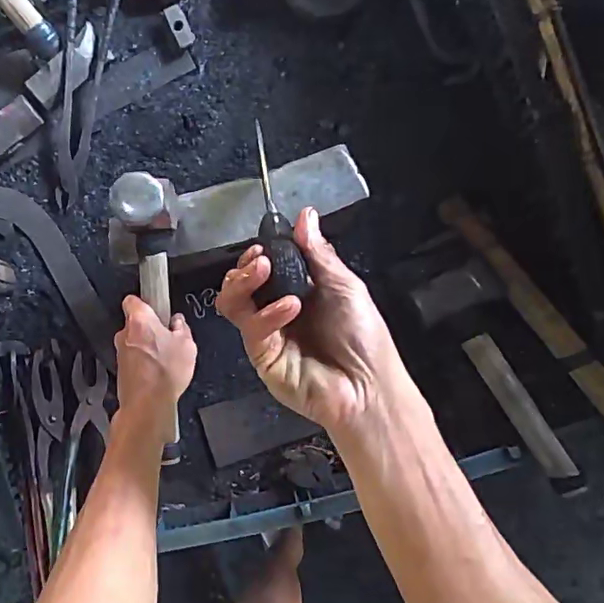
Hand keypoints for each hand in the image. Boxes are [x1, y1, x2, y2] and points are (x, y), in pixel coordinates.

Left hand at [114, 295, 196, 414]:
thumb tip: (178, 323)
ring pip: (135, 341)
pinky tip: (158, 372)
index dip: (145, 302)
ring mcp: (121, 352)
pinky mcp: (121, 369)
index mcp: (140, 320)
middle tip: (167, 336)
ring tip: (165, 358)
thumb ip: (182, 328)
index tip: (157, 307)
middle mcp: (125, 334)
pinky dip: (143, 362)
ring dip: (147, 346)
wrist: (148, 404)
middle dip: (150, 328)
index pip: (133, 300)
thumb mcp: (187, 345)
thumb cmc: (165, 373)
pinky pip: (134, 358)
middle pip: (136, 322)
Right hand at [216, 208, 403, 434]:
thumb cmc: (363, 337)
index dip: (259, 254)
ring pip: (233, 305)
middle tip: (259, 258)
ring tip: (262, 268)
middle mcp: (277, 313)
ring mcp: (268, 337)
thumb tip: (305, 216)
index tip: (265, 243)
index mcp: (297, 293)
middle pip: (240, 286)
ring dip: (243, 282)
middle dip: (244, 267)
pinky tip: (292, 307)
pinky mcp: (263, 358)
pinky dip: (269, 313)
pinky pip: (253, 330)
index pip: (264, 268)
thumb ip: (318, 253)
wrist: (370, 386)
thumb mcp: (344, 286)